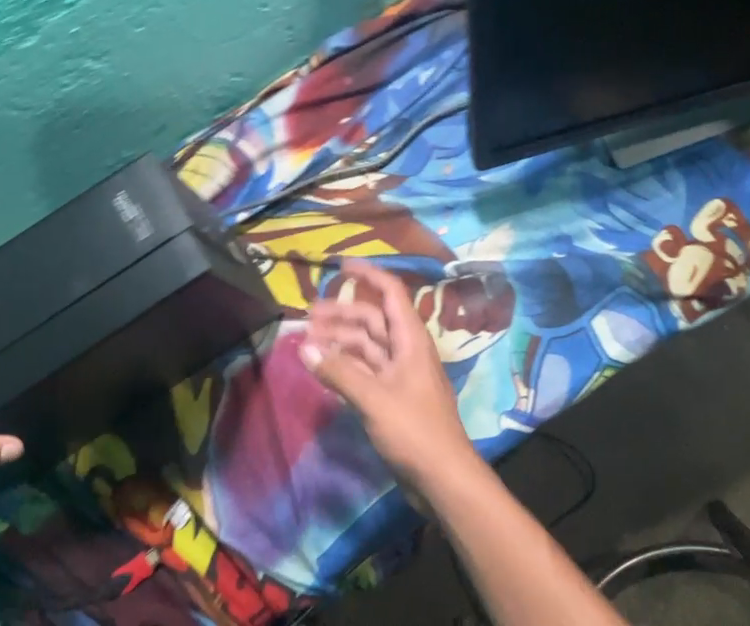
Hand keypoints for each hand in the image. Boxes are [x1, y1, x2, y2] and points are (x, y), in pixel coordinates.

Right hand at [301, 262, 480, 488]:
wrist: (445, 481)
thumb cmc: (415, 431)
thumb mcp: (373, 398)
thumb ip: (339, 371)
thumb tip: (305, 347)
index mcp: (410, 340)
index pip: (390, 293)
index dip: (368, 275)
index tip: (339, 267)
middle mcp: (406, 351)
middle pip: (372, 320)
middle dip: (341, 314)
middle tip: (307, 317)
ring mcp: (399, 377)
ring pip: (365, 347)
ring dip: (338, 342)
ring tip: (307, 344)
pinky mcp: (392, 400)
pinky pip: (364, 372)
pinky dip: (344, 367)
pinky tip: (323, 370)